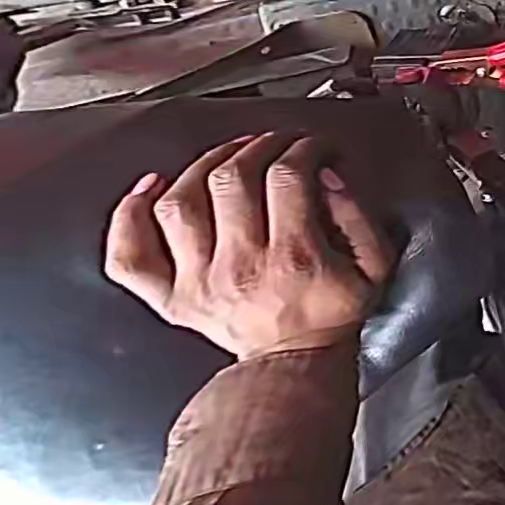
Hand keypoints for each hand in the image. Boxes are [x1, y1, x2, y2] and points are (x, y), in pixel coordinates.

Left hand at [104, 133, 394, 359]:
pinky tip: (150, 185)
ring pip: (180, 202)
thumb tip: (328, 176)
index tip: (315, 144)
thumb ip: (359, 217)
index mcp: (294, 256)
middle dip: (259, 146)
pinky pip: (130, 254)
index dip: (303, 148)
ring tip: (229, 153)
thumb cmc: (336, 311)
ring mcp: (196, 281)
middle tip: (278, 141)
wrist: (294, 363)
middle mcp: (239, 265)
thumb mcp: (375, 264)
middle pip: (232, 179)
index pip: (288, 177)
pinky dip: (128, 215)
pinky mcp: (169, 297)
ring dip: (204, 164)